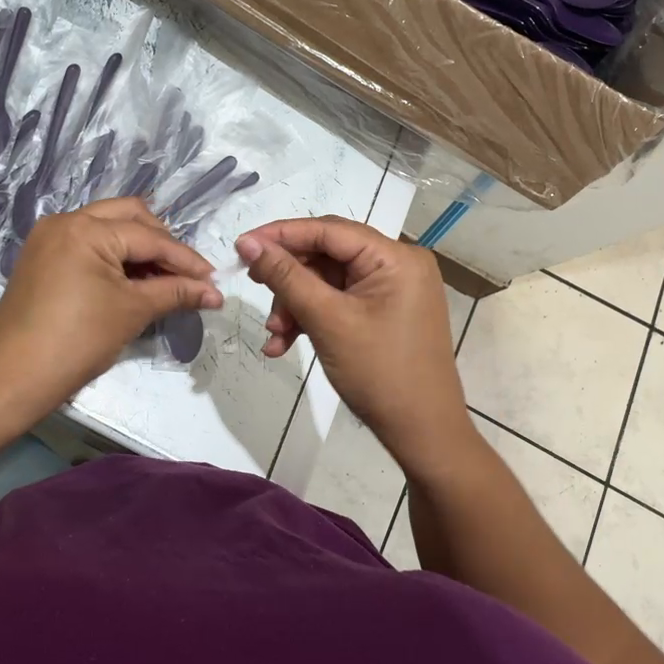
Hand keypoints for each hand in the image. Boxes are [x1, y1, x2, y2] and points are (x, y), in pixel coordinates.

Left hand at [0, 198, 221, 417]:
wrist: (12, 377)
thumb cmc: (76, 341)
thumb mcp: (131, 312)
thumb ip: (175, 292)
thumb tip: (214, 292)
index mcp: (86, 228)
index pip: (149, 237)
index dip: (185, 259)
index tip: (213, 280)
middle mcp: (64, 220)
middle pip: (128, 217)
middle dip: (161, 243)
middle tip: (186, 275)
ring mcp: (48, 237)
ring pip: (106, 227)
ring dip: (137, 248)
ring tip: (163, 280)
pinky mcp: (40, 257)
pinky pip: (86, 244)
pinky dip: (112, 257)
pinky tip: (132, 281)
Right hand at [236, 216, 471, 457]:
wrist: (422, 434)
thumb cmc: (379, 372)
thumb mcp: (326, 320)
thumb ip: (285, 276)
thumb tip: (248, 242)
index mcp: (395, 258)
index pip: (328, 230)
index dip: (281, 234)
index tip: (241, 246)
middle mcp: (397, 265)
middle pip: (326, 255)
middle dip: (288, 279)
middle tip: (254, 289)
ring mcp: (391, 290)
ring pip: (326, 281)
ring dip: (294, 304)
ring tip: (274, 335)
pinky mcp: (383, 312)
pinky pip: (337, 302)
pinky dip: (311, 318)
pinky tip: (285, 344)